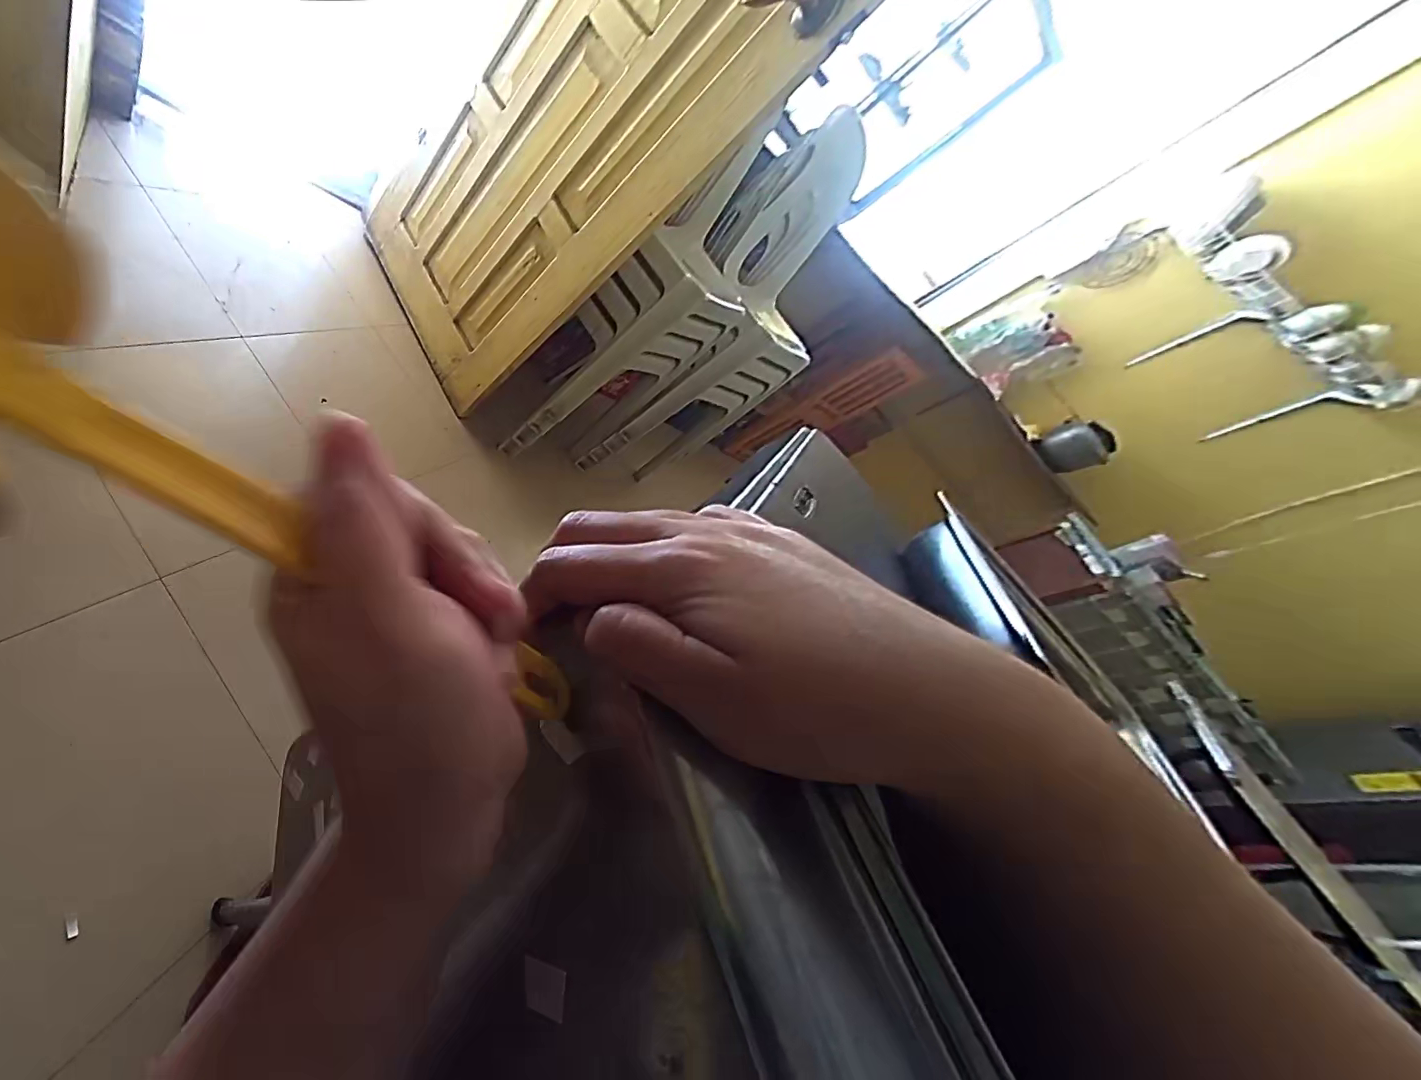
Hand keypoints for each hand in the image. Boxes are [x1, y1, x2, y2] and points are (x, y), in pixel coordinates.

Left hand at [269, 415, 527, 890]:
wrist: (449, 810)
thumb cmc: (417, 721)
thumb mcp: (387, 614)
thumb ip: (360, 518)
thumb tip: (337, 422)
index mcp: (310, 572)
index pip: (357, 490)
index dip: (410, 519)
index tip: (436, 566)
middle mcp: (342, 579)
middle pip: (410, 517)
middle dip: (458, 564)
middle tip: (483, 618)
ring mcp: (387, 602)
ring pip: (449, 548)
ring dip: (481, 594)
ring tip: (486, 649)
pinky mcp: (427, 621)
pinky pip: (468, 582)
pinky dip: (489, 616)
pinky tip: (489, 657)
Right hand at [522, 506, 1066, 793]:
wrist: (940, 696)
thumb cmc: (815, 710)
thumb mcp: (711, 698)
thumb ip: (634, 648)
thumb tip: (589, 618)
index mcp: (675, 567)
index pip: (571, 562)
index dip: (535, 595)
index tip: (529, 636)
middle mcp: (700, 530)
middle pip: (596, 527)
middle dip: (559, 567)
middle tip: (558, 622)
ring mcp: (742, 528)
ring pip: (640, 521)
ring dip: (605, 556)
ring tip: (609, 605)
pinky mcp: (774, 539)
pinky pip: (688, 524)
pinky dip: (652, 547)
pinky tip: (675, 584)